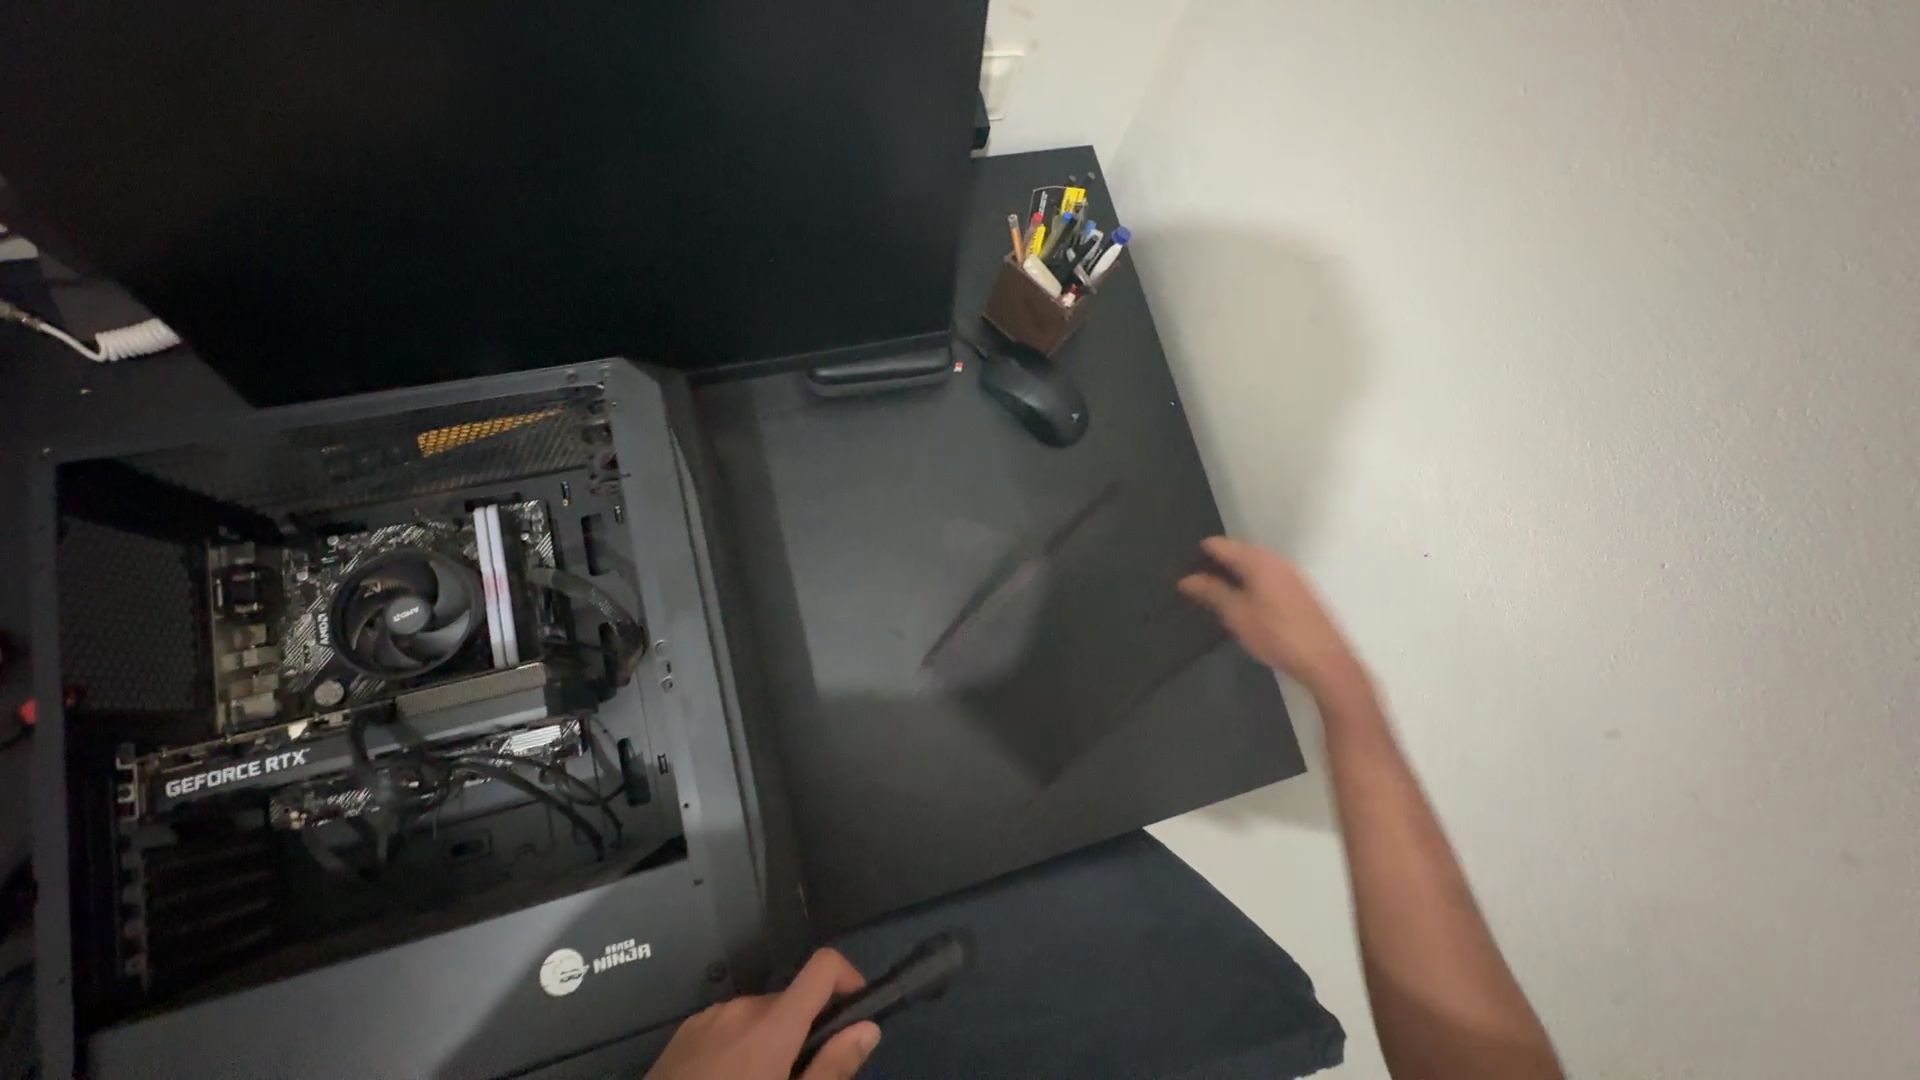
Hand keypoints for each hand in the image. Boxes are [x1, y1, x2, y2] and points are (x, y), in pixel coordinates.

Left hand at [644, 949, 880, 1079]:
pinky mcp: (682, 1035)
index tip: (854, 1017)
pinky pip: (726, 1027)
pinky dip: (739, 1048)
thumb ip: (831, 1069)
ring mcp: (708, 1018)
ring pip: (758, 1017)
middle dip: (805, 1032)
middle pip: (791, 1000)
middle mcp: (743, 1007)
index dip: (848, 979)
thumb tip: (868, 1027)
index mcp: (773, 1024)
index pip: (823, 965)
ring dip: (770, 1043)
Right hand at [1179, 537, 1364, 697]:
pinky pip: (1267, 577)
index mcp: (1258, 561)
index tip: (1181, 569)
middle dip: (1216, 564)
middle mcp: (1276, 560)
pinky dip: (1250, 583)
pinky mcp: (1299, 590)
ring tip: (1214, 594)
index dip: (1199, 554)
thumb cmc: (1275, 634)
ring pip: (1254, 565)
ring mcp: (1291, 574)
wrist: (1325, 660)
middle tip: (1194, 584)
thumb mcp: (1236, 614)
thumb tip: (1186, 579)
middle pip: (1238, 552)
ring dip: (1234, 575)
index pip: (1220, 545)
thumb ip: (1211, 592)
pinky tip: (1243, 603)